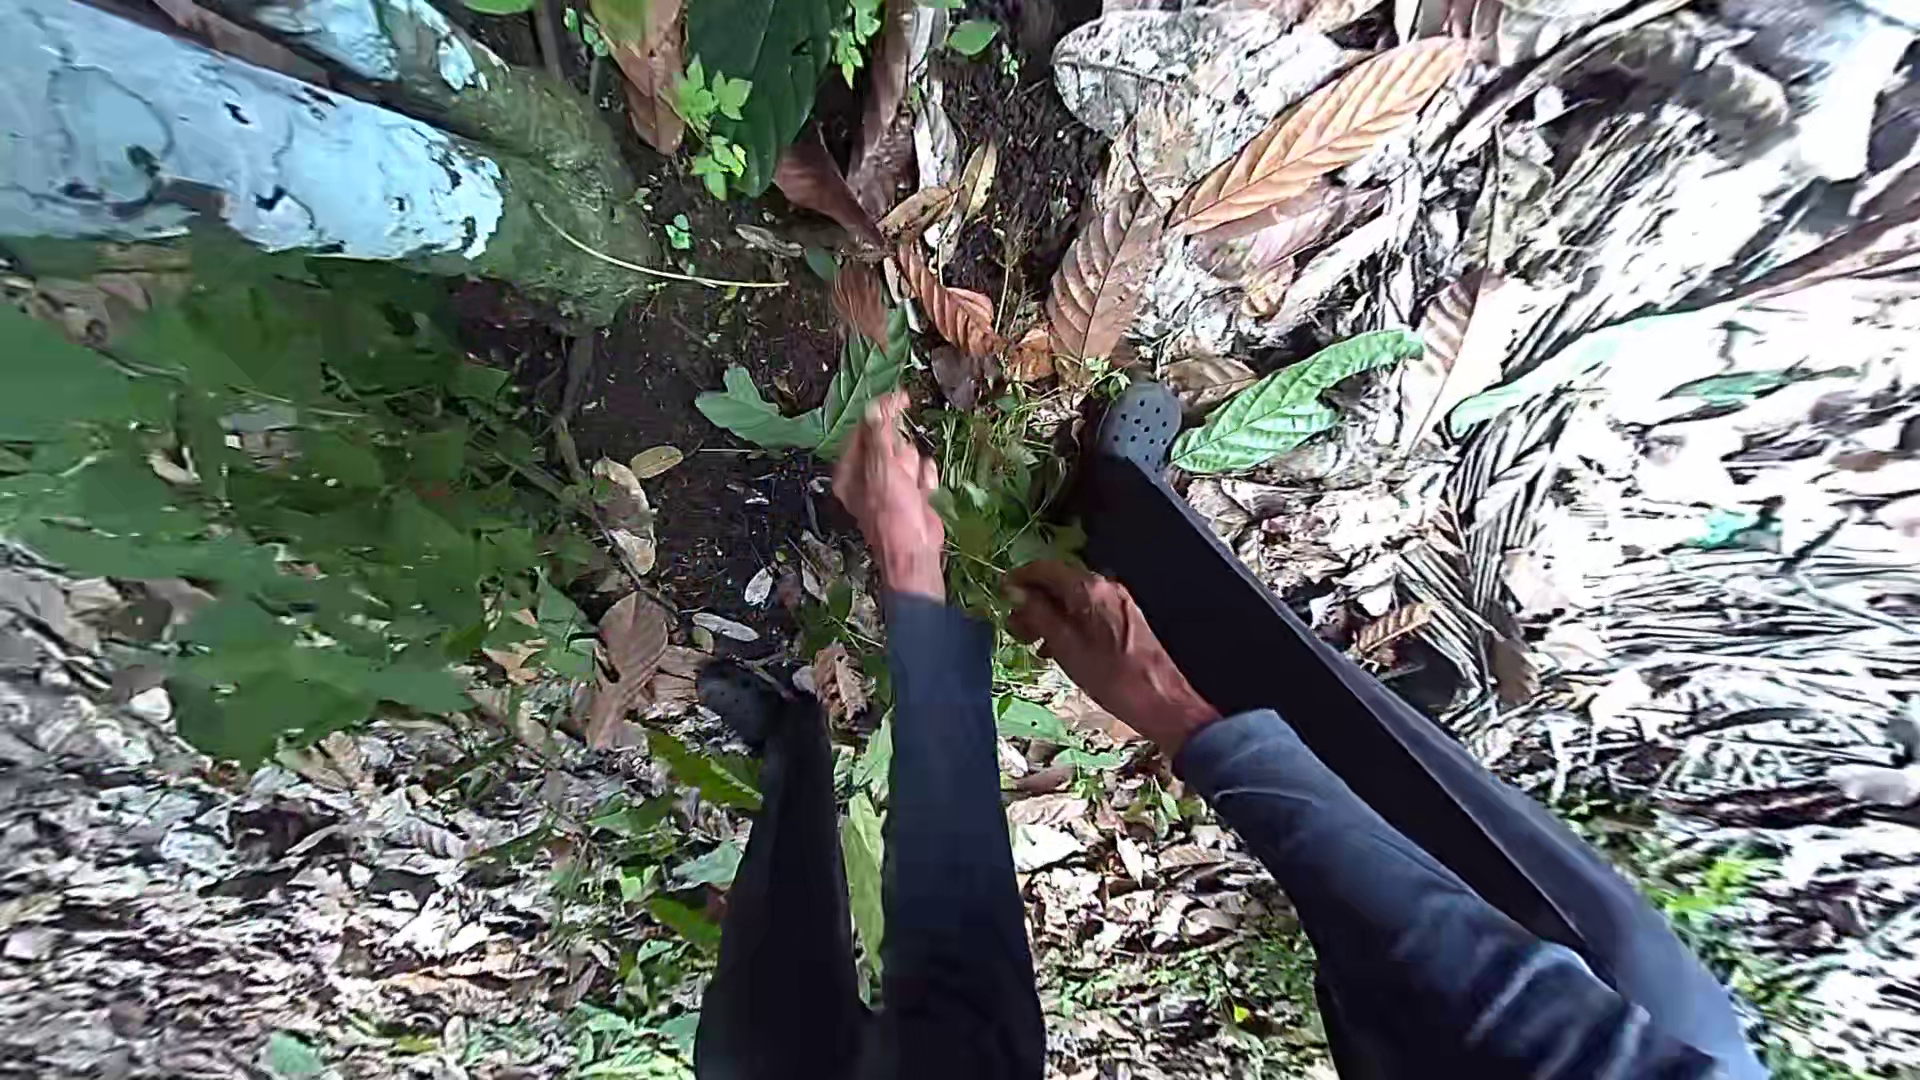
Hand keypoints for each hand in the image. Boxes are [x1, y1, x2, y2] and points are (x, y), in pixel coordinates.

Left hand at [833, 392, 945, 600]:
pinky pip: (922, 471)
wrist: (916, 550)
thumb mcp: (882, 471)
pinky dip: (926, 481)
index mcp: (850, 470)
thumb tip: (874, 406)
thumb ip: (879, 436)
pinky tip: (923, 495)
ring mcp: (890, 483)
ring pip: (909, 455)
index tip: (901, 397)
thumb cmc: (892, 514)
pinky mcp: (911, 491)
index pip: (864, 430)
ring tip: (912, 489)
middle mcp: (867, 475)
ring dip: (915, 469)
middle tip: (902, 471)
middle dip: (901, 454)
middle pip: (889, 441)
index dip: (882, 412)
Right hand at [1006, 561, 1219, 755]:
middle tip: (1014, 628)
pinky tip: (1055, 647)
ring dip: (1047, 615)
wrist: (1160, 700)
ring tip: (1032, 642)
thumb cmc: (1109, 675)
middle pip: (1058, 583)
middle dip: (1032, 602)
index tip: (1001, 592)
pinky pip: (1086, 610)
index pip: (1045, 569)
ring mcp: (1116, 600)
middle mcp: (1104, 586)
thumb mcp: (1064, 646)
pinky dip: (1067, 622)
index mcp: (1088, 588)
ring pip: (1071, 598)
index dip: (1019, 578)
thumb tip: (1016, 593)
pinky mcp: (1122, 616)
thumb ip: (1038, 614)